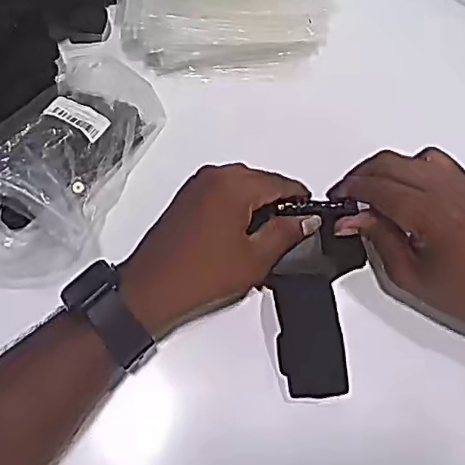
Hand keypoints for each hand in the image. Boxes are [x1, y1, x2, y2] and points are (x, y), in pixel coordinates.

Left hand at [119, 164, 313, 337]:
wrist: (154, 287)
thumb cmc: (194, 273)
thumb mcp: (256, 258)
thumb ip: (285, 233)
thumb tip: (303, 221)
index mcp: (232, 186)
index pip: (279, 182)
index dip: (299, 199)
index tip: (309, 213)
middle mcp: (212, 178)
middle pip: (259, 180)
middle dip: (277, 202)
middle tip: (290, 230)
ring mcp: (196, 186)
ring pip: (240, 186)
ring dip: (255, 204)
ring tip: (263, 239)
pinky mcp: (186, 197)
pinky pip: (221, 193)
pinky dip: (235, 207)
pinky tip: (239, 236)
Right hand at [332, 148, 464, 356]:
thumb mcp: (409, 276)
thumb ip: (377, 238)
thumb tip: (352, 218)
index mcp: (434, 217)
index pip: (379, 187)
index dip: (351, 190)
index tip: (340, 199)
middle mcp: (451, 195)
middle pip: (390, 163)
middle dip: (361, 176)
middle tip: (349, 194)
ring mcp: (463, 187)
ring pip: (409, 157)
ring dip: (384, 169)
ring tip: (373, 189)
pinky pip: (433, 160)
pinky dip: (411, 166)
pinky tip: (403, 185)